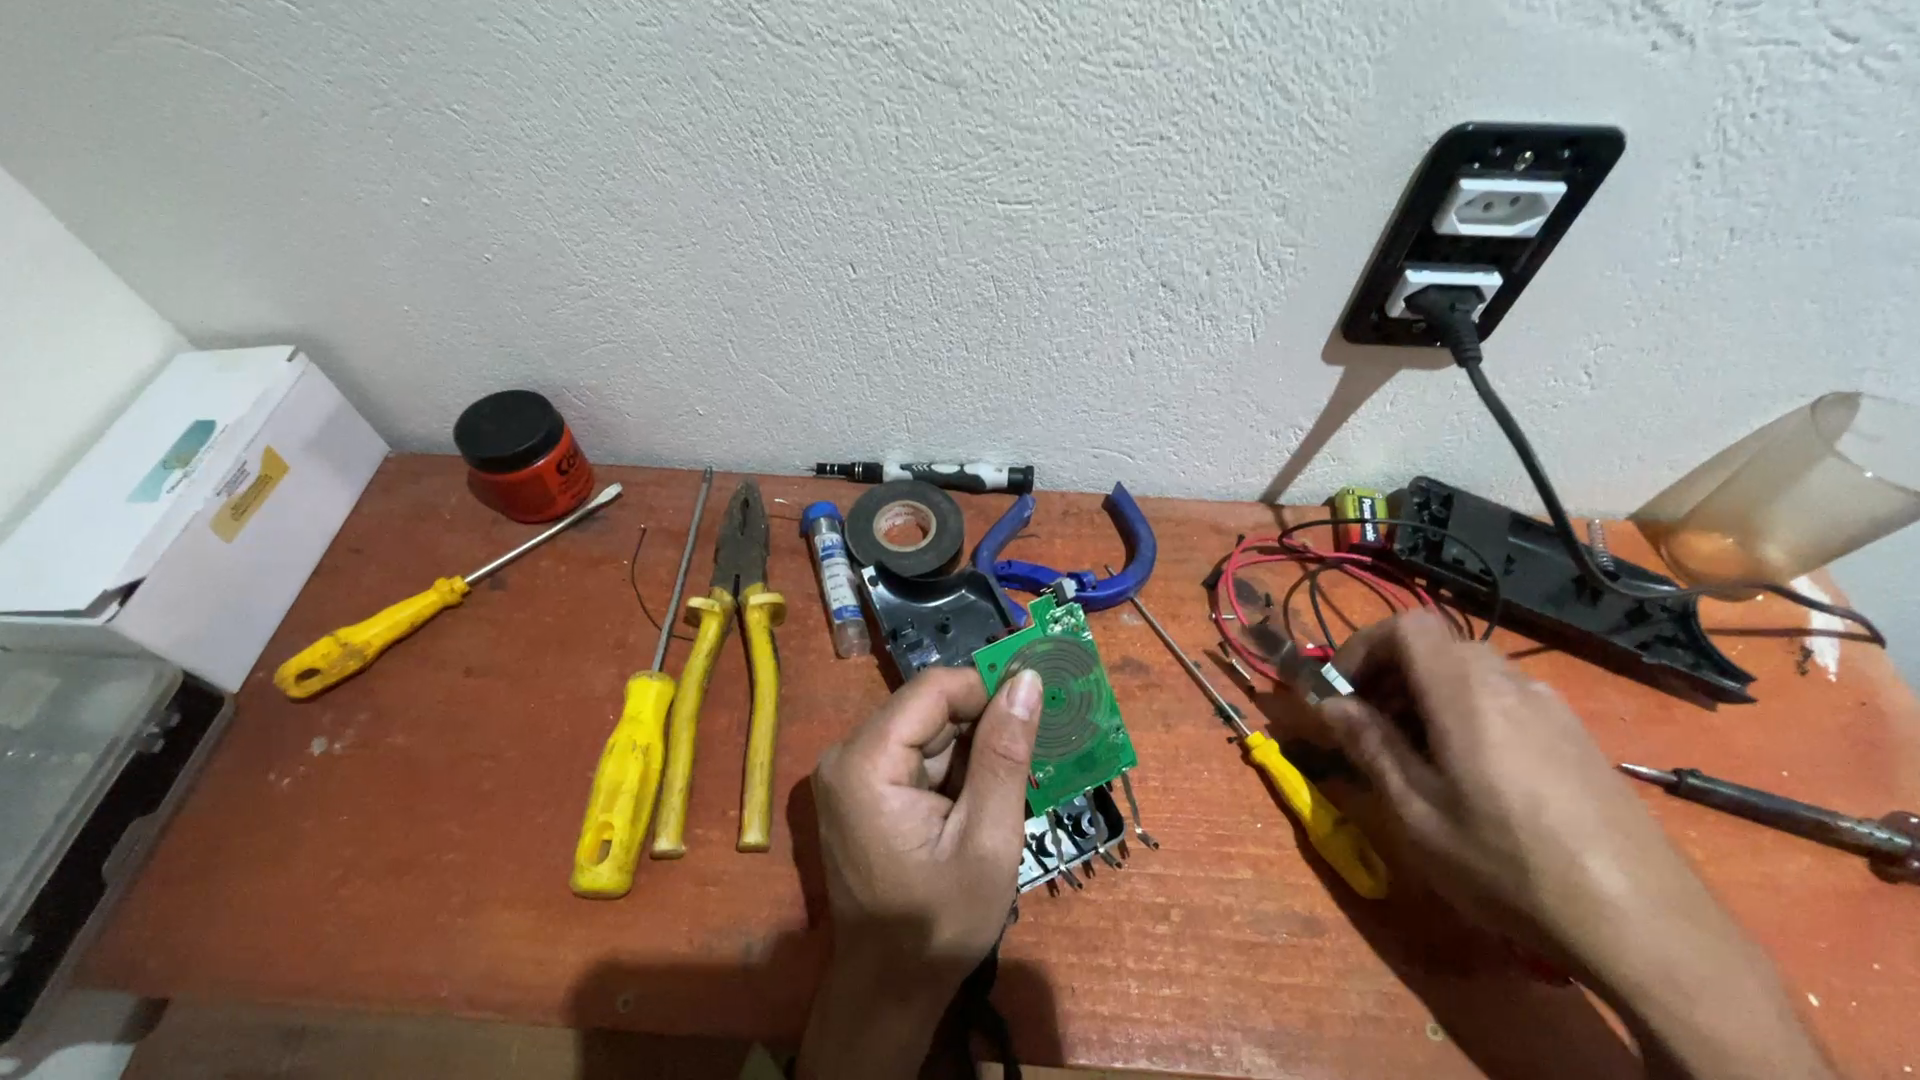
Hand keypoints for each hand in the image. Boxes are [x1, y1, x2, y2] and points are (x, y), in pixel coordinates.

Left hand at [798, 666, 1041, 1079]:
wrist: (889, 988)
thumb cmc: (940, 924)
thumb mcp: (988, 839)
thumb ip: (1005, 754)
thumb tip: (1027, 680)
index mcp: (866, 763)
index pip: (934, 689)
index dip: (987, 692)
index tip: (1036, 714)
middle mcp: (847, 755)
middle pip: (928, 709)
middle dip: (982, 727)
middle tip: (1030, 761)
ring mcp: (849, 774)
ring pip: (925, 731)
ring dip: (971, 753)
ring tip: (1004, 794)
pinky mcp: (859, 791)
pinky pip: (914, 758)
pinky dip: (952, 772)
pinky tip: (977, 806)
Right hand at [1313, 610, 1684, 956]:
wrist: (1643, 922)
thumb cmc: (1507, 864)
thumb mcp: (1417, 812)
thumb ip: (1370, 745)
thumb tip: (1329, 703)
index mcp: (1466, 691)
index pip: (1406, 624)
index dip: (1362, 646)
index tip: (1341, 694)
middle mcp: (1511, 683)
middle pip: (1437, 646)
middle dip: (1389, 675)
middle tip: (1369, 729)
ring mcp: (1551, 707)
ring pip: (1470, 673)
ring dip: (1426, 696)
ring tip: (1414, 758)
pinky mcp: (1575, 736)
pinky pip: (1504, 700)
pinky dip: (1466, 714)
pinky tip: (1470, 776)